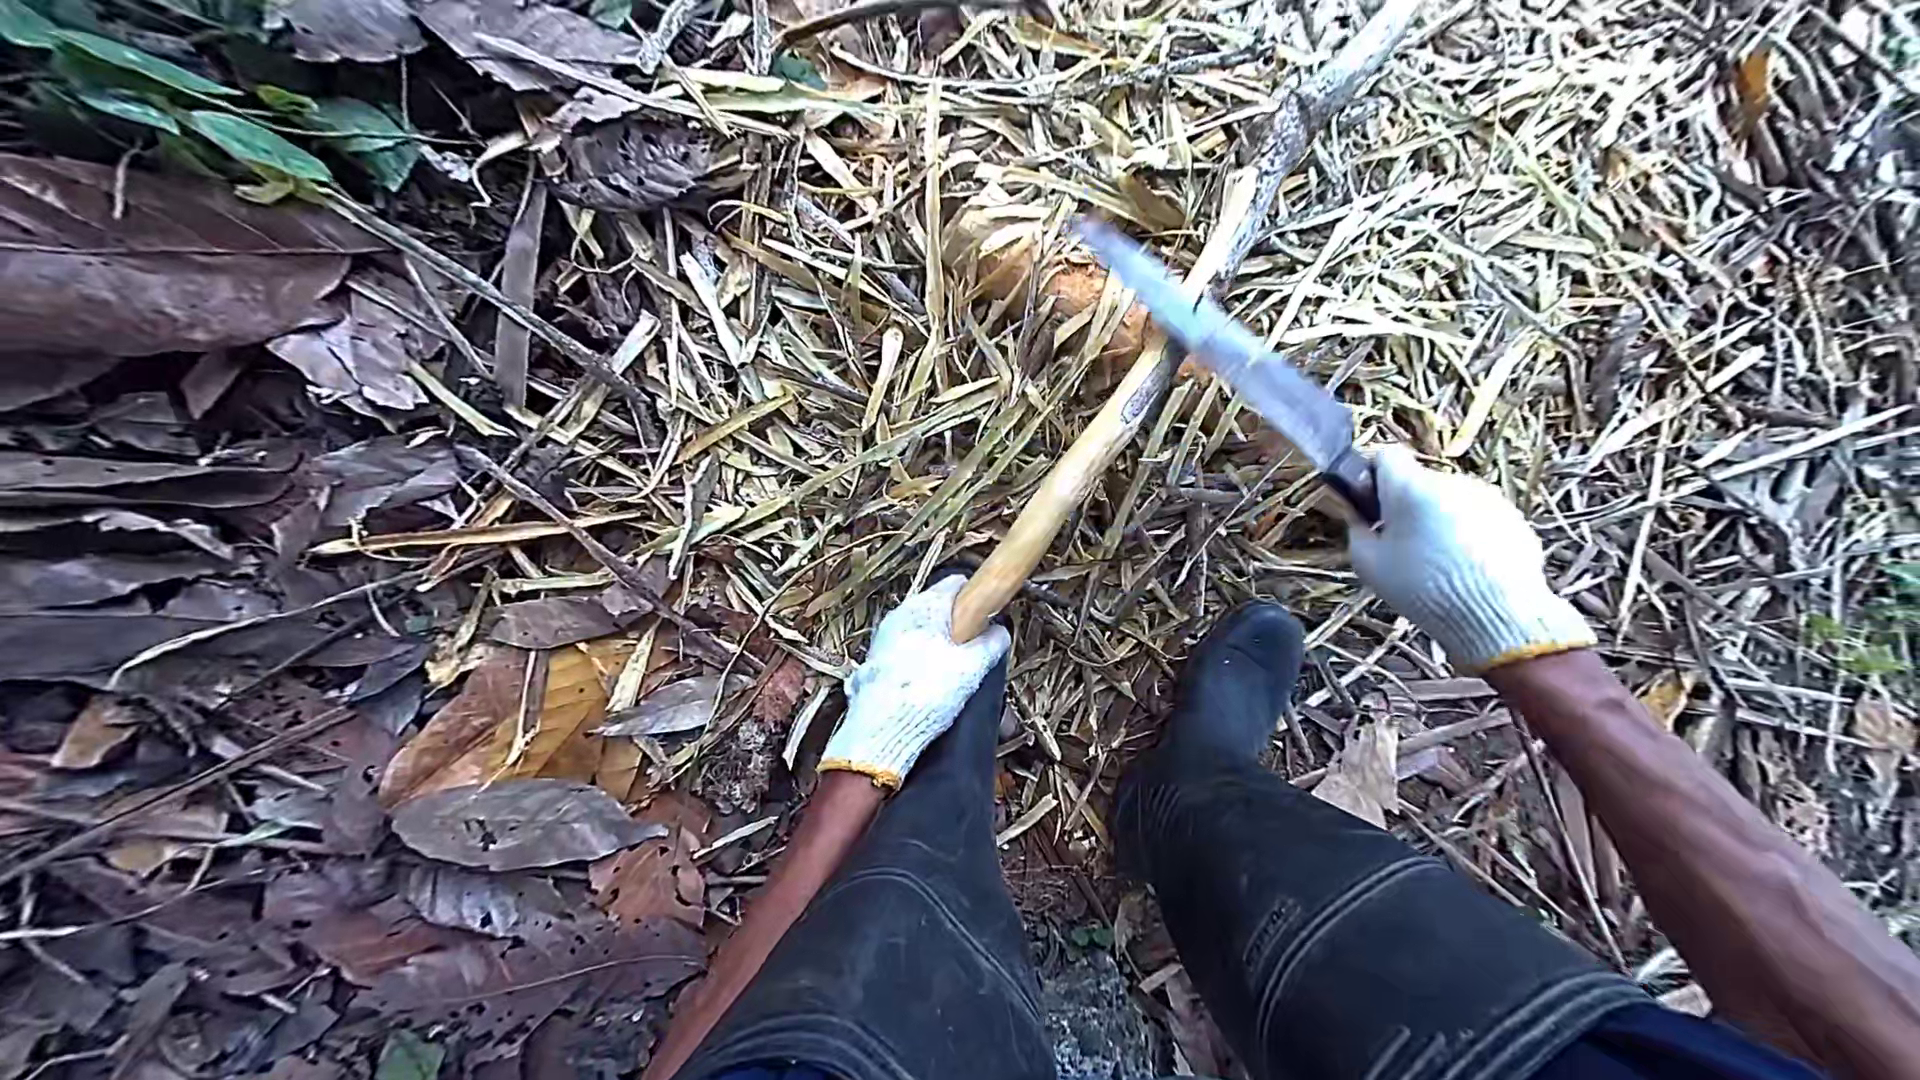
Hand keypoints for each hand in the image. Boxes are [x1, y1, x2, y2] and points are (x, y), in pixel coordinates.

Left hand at [820, 574, 1010, 788]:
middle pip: (940, 609)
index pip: (958, 584)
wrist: (881, 733)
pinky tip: (929, 689)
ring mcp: (884, 638)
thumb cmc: (925, 694)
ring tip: (953, 678)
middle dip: (960, 629)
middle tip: (974, 656)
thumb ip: (992, 643)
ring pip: (923, 633)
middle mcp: (900, 614)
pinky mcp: (876, 661)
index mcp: (924, 606)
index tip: (987, 618)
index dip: (977, 598)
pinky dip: (921, 665)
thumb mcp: (973, 667)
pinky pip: (907, 653)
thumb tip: (1000, 633)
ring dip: (940, 649)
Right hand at [1347, 446, 1593, 672]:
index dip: (1369, 473)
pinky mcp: (1512, 516)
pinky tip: (1461, 564)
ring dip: (1433, 516)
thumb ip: (1358, 527)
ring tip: (1432, 558)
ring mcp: (1486, 497)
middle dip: (1402, 502)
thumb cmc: (1420, 587)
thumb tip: (1360, 513)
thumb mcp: (1367, 562)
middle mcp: (1451, 482)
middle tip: (1395, 540)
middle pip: (1416, 479)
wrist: (1496, 614)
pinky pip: (1473, 514)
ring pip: (1445, 498)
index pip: (1385, 454)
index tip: (1365, 501)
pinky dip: (1462, 530)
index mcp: (1410, 488)